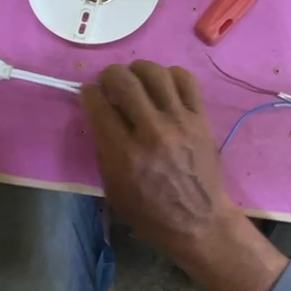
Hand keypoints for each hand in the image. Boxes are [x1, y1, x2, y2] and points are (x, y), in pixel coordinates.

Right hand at [82, 62, 287, 290]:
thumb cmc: (150, 212)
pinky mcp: (201, 118)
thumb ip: (104, 147)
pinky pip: (186, 80)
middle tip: (110, 80)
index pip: (99, 106)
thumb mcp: (113, 187)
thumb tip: (99, 111)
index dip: (89, 92)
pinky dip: (171, 74)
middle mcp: (151, 132)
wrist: (198, 222)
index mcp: (124, 154)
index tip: (89, 91)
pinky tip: (163, 83)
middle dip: (111, 74)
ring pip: (156, 73)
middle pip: (125, 81)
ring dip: (140, 69)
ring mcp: (179, 121)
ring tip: (135, 76)